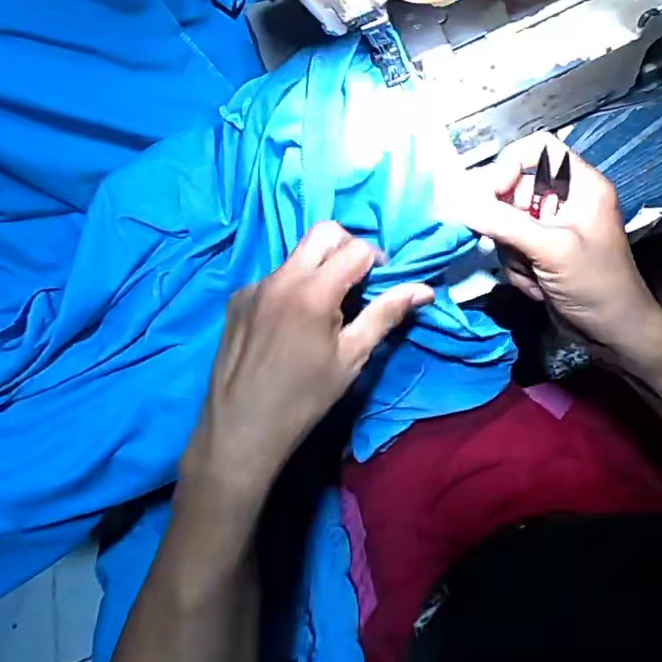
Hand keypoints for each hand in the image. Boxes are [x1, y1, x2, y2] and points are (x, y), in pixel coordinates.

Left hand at [180, 222, 433, 498]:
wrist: (242, 429)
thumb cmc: (305, 397)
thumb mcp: (352, 356)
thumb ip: (386, 314)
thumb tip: (424, 289)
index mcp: (313, 291)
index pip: (356, 248)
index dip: (376, 261)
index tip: (379, 285)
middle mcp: (281, 277)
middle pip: (324, 232)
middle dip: (348, 247)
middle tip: (356, 281)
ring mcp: (255, 286)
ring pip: (297, 254)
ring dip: (319, 266)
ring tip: (323, 308)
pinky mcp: (237, 299)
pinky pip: (274, 277)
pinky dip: (291, 287)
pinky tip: (290, 323)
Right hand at [454, 134, 661, 354]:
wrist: (613, 334)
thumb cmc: (597, 285)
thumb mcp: (552, 250)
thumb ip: (506, 224)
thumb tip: (464, 205)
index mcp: (582, 185)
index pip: (539, 149)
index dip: (512, 164)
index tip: (495, 192)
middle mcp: (566, 199)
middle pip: (514, 188)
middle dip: (509, 224)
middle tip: (517, 248)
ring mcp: (551, 226)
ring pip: (506, 221)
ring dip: (513, 253)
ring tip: (536, 274)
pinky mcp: (541, 250)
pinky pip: (510, 245)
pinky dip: (517, 267)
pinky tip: (538, 286)